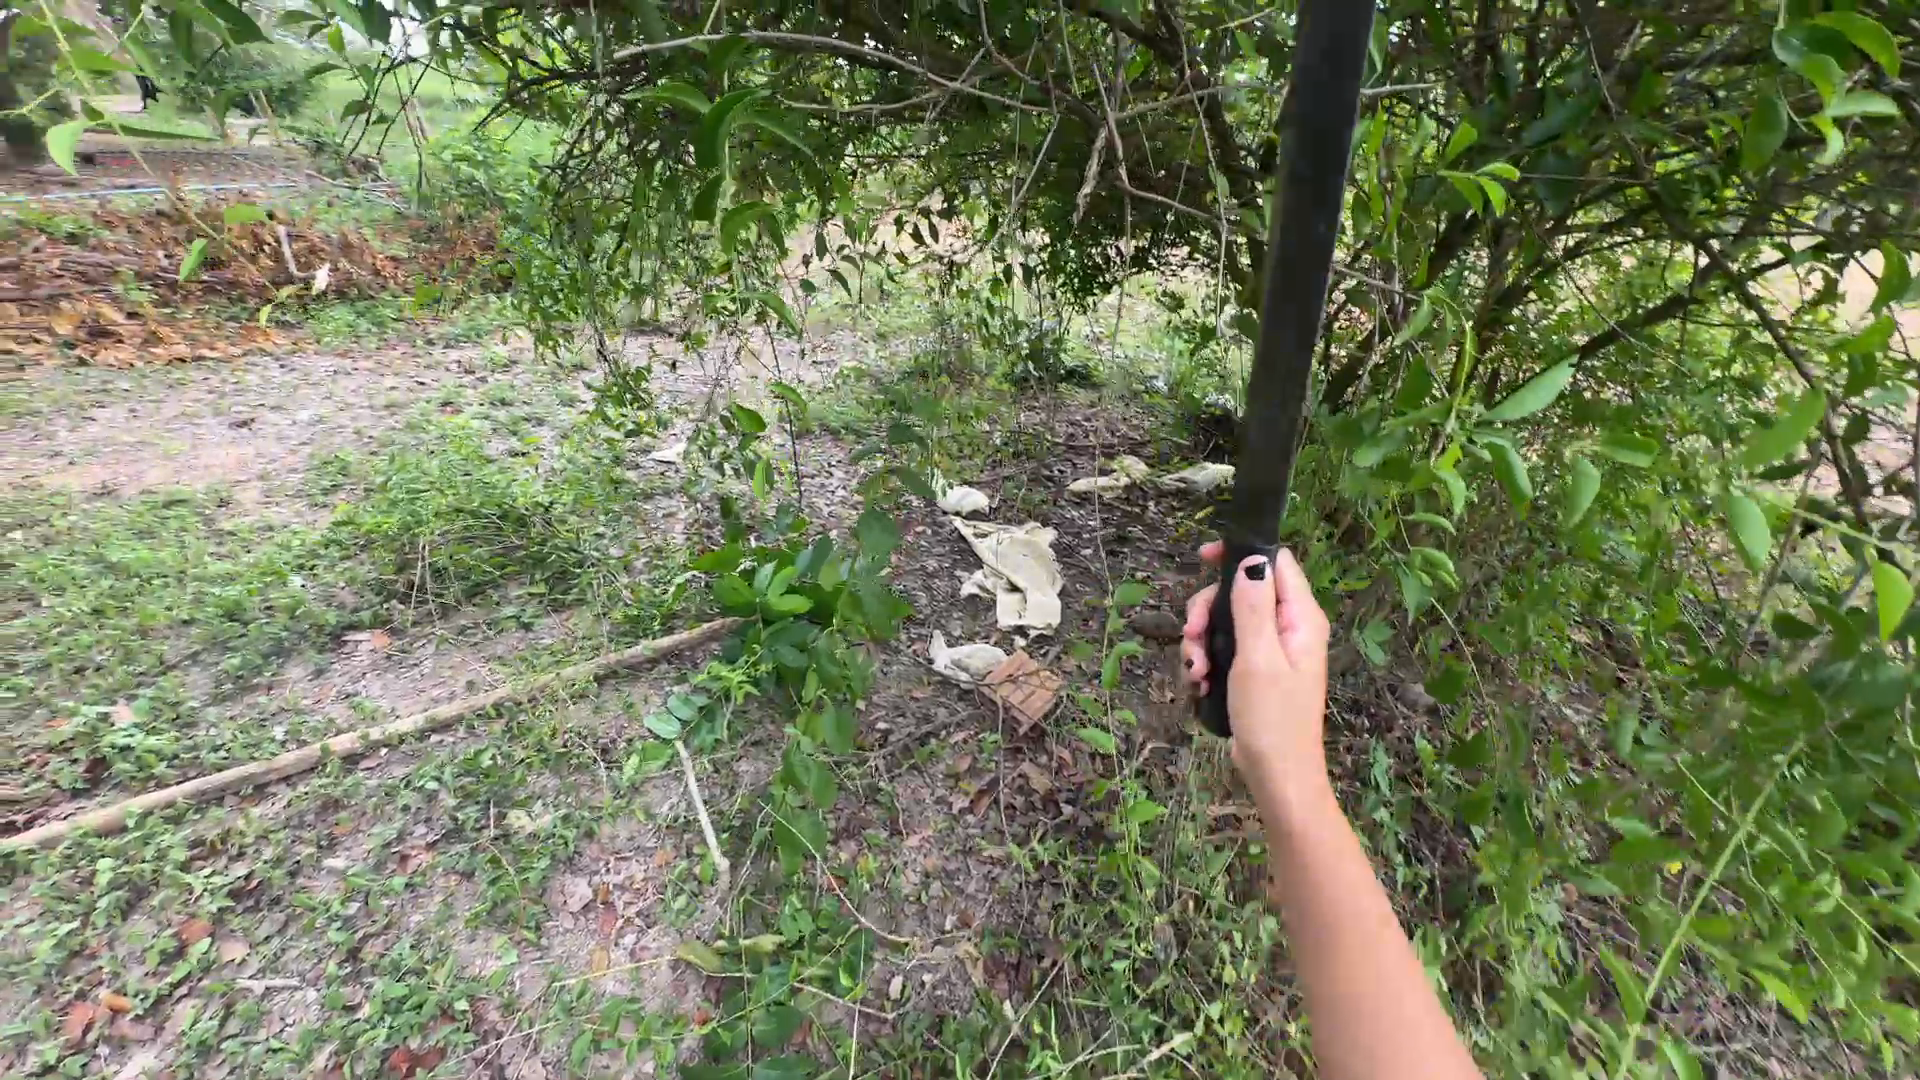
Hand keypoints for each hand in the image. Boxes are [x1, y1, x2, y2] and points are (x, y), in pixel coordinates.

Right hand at [1182, 542, 1332, 813]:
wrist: (1277, 775)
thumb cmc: (1271, 718)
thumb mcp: (1258, 657)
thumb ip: (1253, 605)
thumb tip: (1250, 559)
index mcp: (1300, 618)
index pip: (1276, 562)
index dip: (1240, 554)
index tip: (1200, 560)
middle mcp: (1288, 627)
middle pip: (1240, 591)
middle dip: (1207, 611)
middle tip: (1191, 636)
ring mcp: (1270, 649)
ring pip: (1225, 621)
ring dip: (1201, 641)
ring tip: (1195, 671)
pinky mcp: (1254, 669)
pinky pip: (1223, 648)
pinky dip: (1205, 660)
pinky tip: (1198, 682)